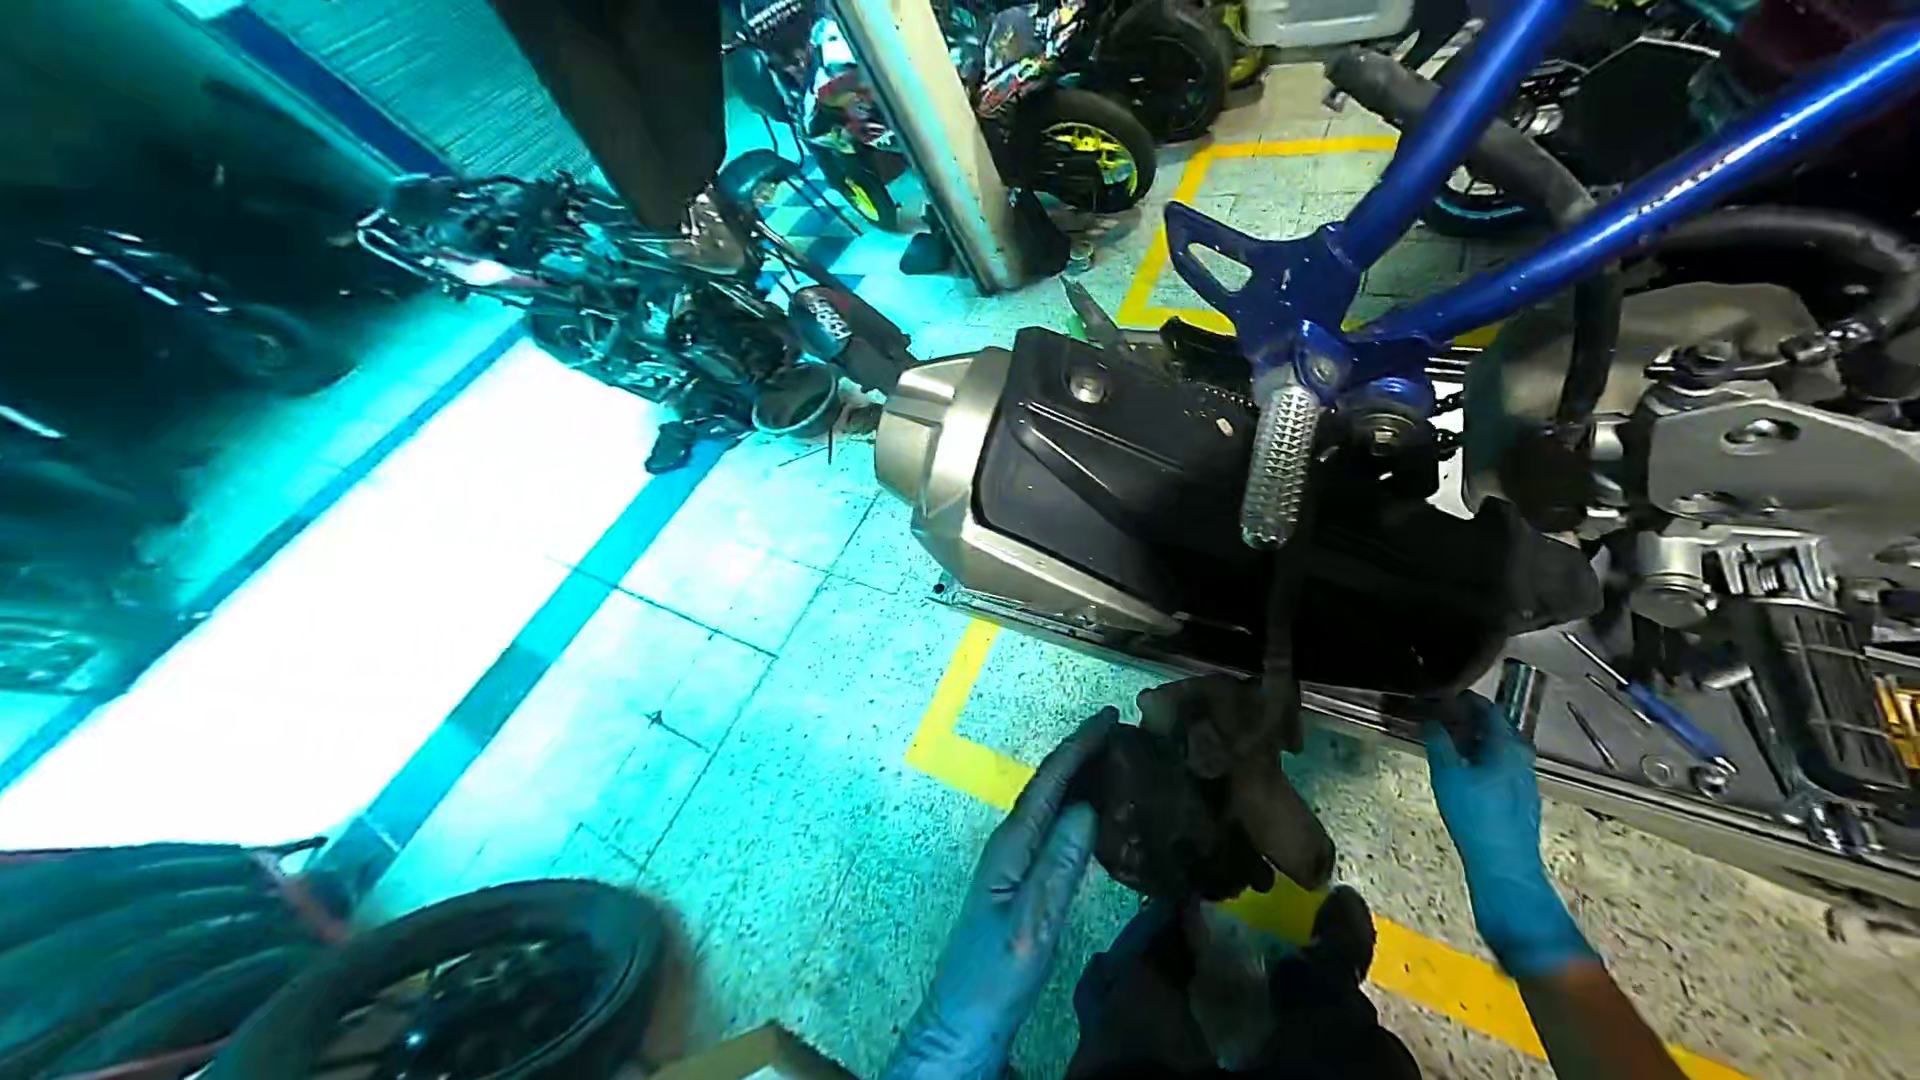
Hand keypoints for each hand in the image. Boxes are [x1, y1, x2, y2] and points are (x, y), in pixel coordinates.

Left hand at [882, 708, 1116, 1079]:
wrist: (963, 1019)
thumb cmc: (996, 973)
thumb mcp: (1033, 922)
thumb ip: (1058, 864)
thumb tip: (1086, 805)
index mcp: (1012, 842)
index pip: (1049, 780)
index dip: (1078, 745)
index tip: (1109, 717)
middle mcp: (1011, 840)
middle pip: (1048, 783)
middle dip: (1080, 751)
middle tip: (1118, 730)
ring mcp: (1014, 859)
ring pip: (1050, 802)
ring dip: (1078, 774)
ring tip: (1112, 758)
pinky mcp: (1021, 879)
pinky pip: (1053, 826)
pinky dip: (1074, 806)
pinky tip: (1092, 812)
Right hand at [1422, 692, 1594, 977]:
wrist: (1504, 863)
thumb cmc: (1474, 813)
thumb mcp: (1447, 773)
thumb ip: (1439, 742)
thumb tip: (1431, 720)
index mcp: (1508, 748)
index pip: (1490, 711)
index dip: (1468, 698)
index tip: (1446, 691)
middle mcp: (1522, 759)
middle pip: (1499, 728)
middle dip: (1471, 717)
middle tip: (1442, 712)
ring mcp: (1524, 779)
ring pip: (1500, 747)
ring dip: (1476, 737)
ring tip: (1448, 736)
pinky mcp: (1520, 796)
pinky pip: (1501, 763)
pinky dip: (1482, 754)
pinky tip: (1463, 764)